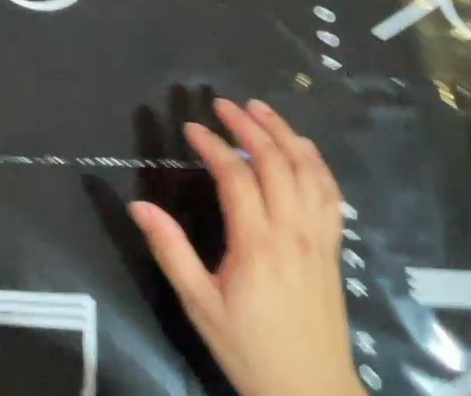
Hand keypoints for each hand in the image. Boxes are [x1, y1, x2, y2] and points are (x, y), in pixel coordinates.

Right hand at [130, 98, 361, 395]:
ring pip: (308, 170)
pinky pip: (330, 194)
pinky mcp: (332, 247)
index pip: (236, 176)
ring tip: (261, 109)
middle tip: (223, 104)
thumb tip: (138, 205)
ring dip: (285, 134)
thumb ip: (171, 251)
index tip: (191, 128)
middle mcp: (292, 231)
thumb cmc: (248, 348)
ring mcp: (318, 238)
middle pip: (276, 162)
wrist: (311, 391)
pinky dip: (316, 162)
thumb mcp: (200, 304)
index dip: (213, 145)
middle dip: (249, 126)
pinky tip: (302, 147)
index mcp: (257, 244)